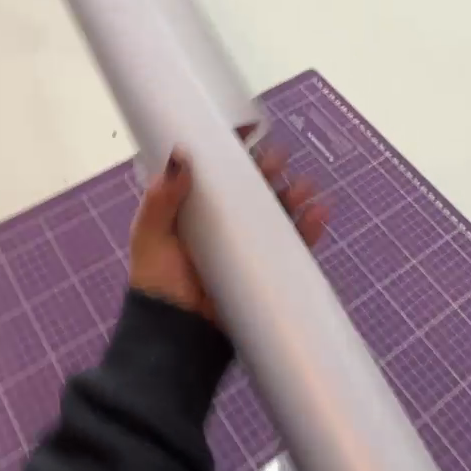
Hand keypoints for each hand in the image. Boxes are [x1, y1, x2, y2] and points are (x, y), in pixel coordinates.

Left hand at [128, 138, 327, 322]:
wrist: (175, 339)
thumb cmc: (157, 281)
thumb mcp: (150, 234)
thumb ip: (162, 197)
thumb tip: (181, 154)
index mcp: (190, 206)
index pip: (214, 170)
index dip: (231, 150)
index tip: (248, 131)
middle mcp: (219, 220)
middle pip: (248, 187)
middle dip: (267, 169)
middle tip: (279, 156)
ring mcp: (244, 245)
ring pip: (274, 212)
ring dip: (292, 195)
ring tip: (305, 185)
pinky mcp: (264, 270)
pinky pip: (292, 245)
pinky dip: (308, 229)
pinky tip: (319, 214)